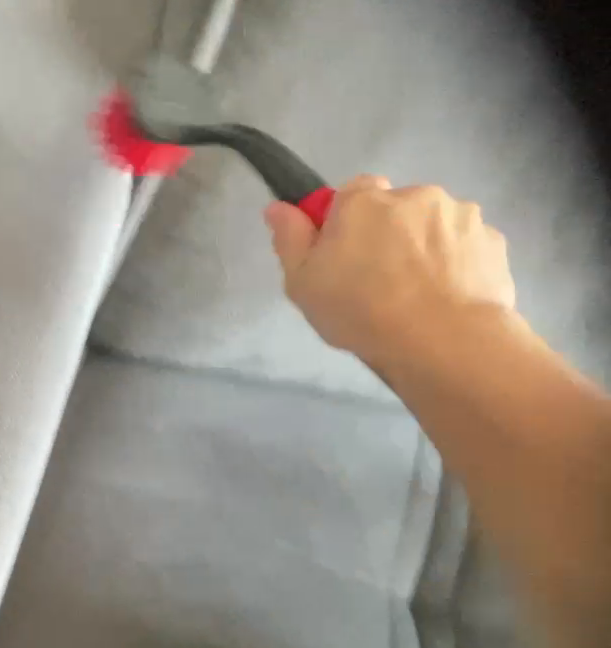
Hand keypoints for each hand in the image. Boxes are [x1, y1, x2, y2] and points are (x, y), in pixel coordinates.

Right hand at [264, 175, 518, 368]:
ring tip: (407, 289)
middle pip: (393, 206)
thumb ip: (291, 238)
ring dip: (417, 244)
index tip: (336, 249)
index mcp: (365, 203)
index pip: (351, 189)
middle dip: (383, 231)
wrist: (440, 334)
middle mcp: (417, 195)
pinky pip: (460, 244)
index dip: (341, 217)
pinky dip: (448, 260)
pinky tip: (437, 292)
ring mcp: (461, 214)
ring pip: (429, 224)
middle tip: (368, 276)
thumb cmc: (356, 308)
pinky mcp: (493, 238)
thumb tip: (278, 207)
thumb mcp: (301, 281)